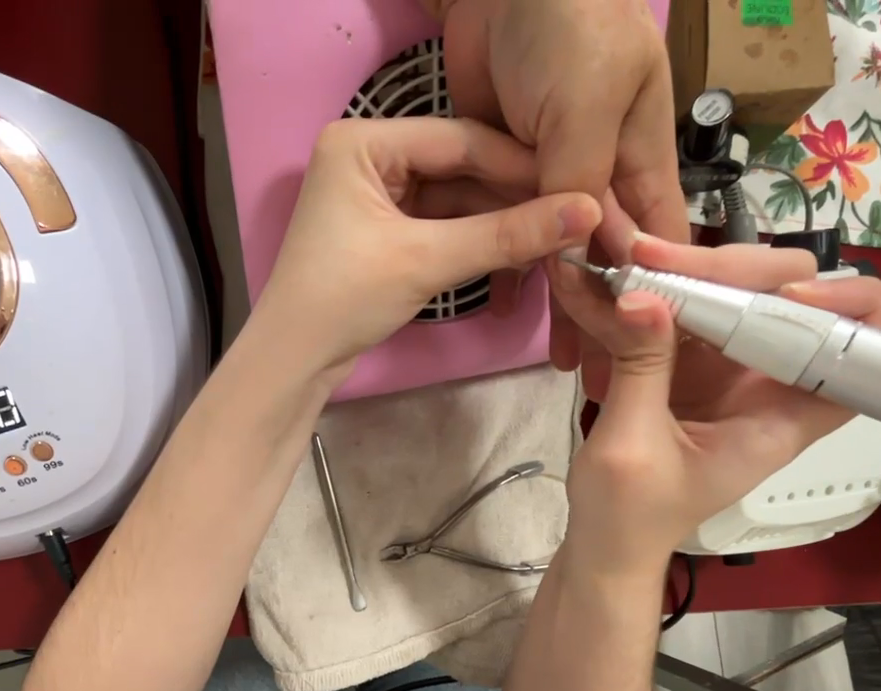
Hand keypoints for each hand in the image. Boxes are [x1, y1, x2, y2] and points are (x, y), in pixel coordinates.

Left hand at [253, 118, 600, 385]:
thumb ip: (505, 234)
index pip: (459, 139)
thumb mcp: (425, 261)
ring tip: (552, 243)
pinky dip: (473, 242)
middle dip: (511, 199)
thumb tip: (587, 212)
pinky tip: (515, 256)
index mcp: (362, 140)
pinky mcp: (382, 230)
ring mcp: (374, 194)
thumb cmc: (343, 300)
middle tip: (572, 219)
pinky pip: (440, 224)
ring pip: (454, 199)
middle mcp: (367, 156)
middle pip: (459, 168)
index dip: (521, 166)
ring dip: (497, 224)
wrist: (293, 361)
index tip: (578, 187)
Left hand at [436, 0, 685, 360]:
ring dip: (554, 300)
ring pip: (549, 248)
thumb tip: (585, 254)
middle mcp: (594, 170)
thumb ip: (582, 183)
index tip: (640, 345)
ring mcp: (544, 171)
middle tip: (594, 371)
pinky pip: (502, 226)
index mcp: (635, 154)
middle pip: (598, 256)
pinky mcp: (497, 168)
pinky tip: (508, 307)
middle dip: (599, 311)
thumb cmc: (565, 31)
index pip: (652, 234)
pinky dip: (506, 262)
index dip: (649, 289)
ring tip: (560, 358)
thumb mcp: (586, 108)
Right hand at [556, 239, 880, 571]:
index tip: (779, 295)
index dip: (846, 304)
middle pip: (789, 300)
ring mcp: (727, 373)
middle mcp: (766, 386)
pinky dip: (653, 294)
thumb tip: (641, 292)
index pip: (862, 349)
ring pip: (733, 298)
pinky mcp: (689, 369)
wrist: (604, 544)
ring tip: (625, 259)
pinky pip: (686, 315)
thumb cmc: (627, 515)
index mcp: (780, 418)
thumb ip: (641, 368)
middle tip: (657, 261)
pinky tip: (611, 284)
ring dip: (683, 273)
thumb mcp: (629, 447)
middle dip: (733, 269)